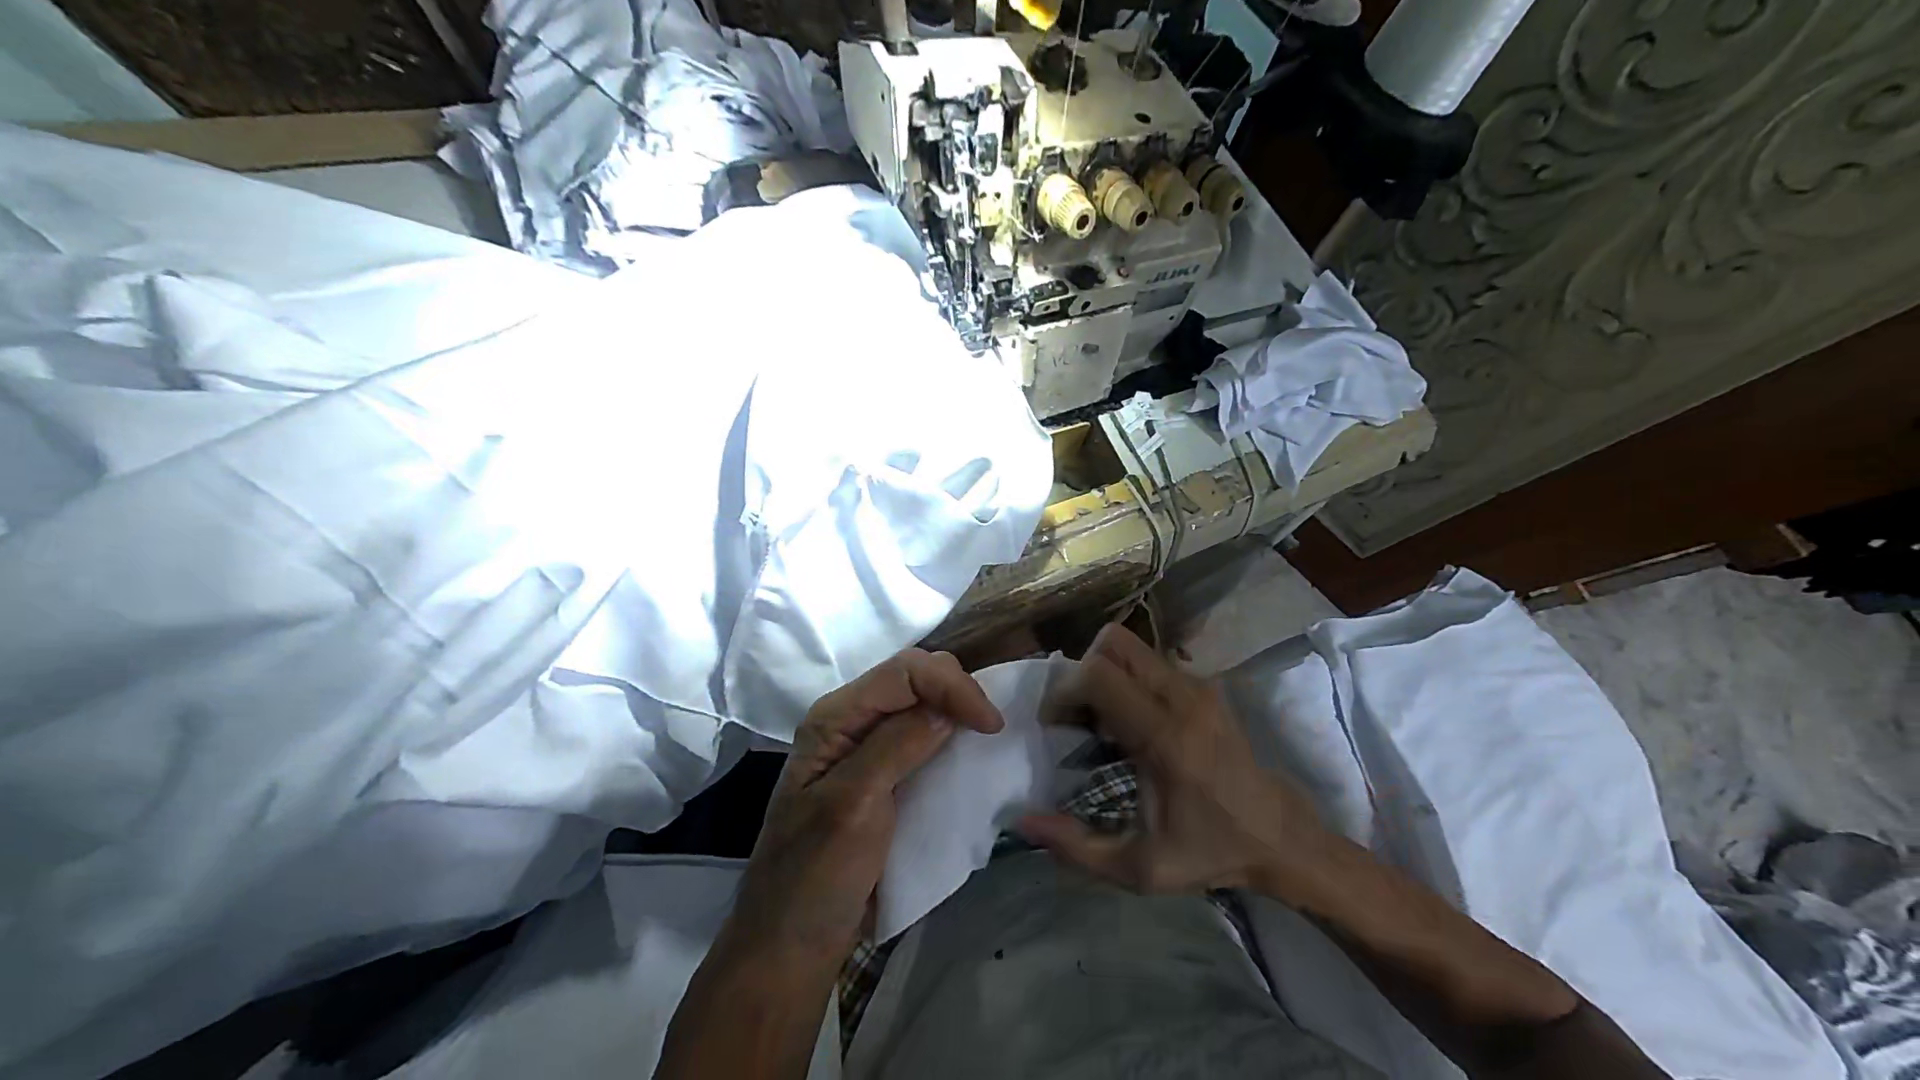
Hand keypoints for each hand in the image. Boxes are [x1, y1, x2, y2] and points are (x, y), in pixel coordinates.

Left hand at [727, 648, 1004, 964]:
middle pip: (912, 677)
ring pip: (919, 703)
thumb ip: (896, 747)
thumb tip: (947, 708)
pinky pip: (920, 736)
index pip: (904, 671)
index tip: (992, 725)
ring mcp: (863, 747)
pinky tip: (967, 753)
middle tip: (991, 728)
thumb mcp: (855, 807)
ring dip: (955, 710)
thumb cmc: (815, 876)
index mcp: (834, 718)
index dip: (952, 685)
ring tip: (987, 735)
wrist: (792, 941)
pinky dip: (949, 736)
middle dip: (955, 690)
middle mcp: (849, 721)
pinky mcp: (880, 774)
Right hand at [1018, 623, 1324, 895]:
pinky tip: (1130, 721)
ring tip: (1101, 719)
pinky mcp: (1204, 685)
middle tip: (1076, 715)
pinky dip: (1125, 677)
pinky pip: (1148, 660)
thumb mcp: (1140, 868)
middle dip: (1081, 673)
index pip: (1099, 676)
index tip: (1055, 726)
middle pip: (1112, 643)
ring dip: (1103, 673)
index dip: (1063, 692)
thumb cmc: (1209, 851)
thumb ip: (1077, 848)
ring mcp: (1198, 685)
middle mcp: (1183, 697)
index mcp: (1166, 737)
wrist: (1280, 836)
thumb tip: (1023, 822)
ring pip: (1129, 646)